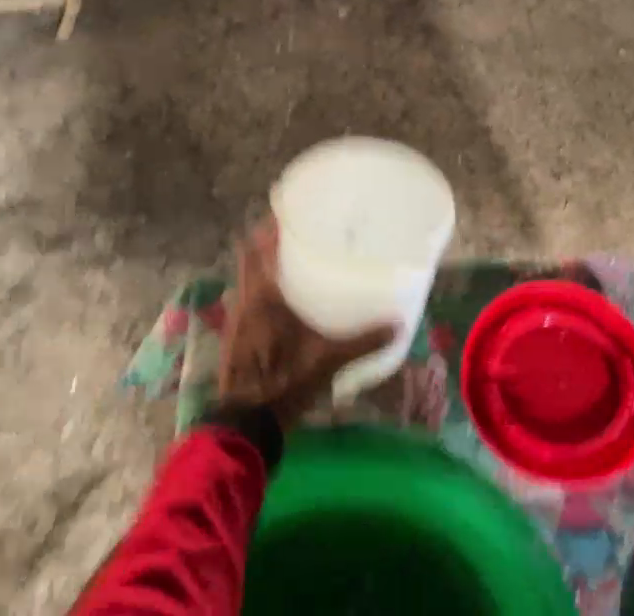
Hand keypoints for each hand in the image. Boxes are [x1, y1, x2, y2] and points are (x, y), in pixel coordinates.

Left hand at [217, 220, 395, 426]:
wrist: (244, 421)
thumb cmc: (284, 381)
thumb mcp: (328, 360)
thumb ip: (363, 341)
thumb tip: (399, 324)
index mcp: (263, 297)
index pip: (257, 249)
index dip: (267, 228)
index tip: (284, 212)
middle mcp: (244, 301)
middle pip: (249, 260)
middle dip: (267, 245)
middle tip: (295, 235)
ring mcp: (236, 320)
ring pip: (246, 281)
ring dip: (261, 269)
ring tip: (290, 264)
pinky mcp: (235, 338)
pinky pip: (246, 302)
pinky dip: (259, 293)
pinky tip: (280, 303)